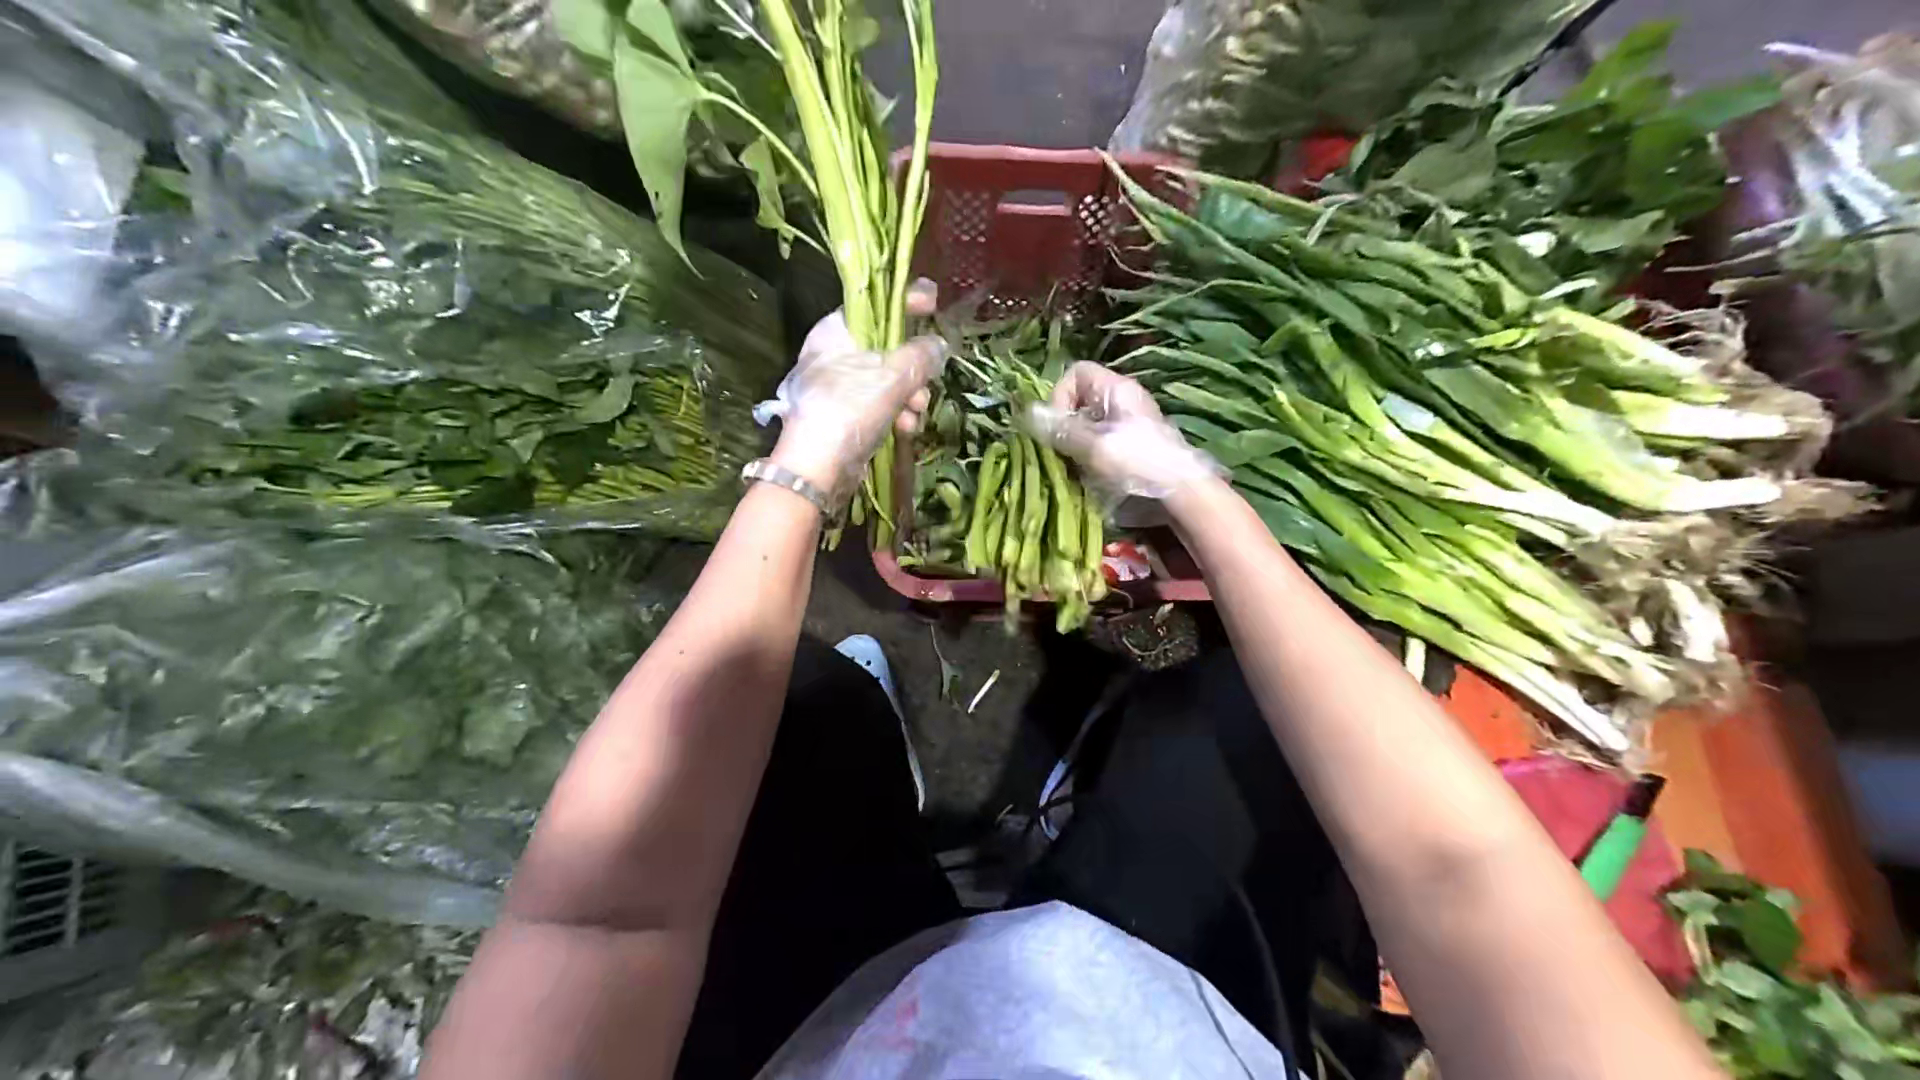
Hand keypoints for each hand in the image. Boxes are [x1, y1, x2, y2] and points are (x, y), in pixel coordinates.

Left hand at [761, 282, 945, 495]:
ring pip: (889, 381)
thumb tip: (939, 346)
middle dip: (915, 368)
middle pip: (888, 347)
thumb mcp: (893, 375)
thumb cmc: (850, 409)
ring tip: (915, 413)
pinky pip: (881, 406)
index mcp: (836, 331)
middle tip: (926, 382)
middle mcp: (835, 355)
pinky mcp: (847, 417)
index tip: (933, 302)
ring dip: (910, 397)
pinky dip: (896, 415)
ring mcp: (840, 388)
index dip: (906, 301)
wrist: (817, 468)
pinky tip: (905, 429)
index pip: (875, 304)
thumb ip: (921, 355)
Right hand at [1026, 362, 1219, 499]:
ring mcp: (1130, 422)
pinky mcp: (1133, 444)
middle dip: (1065, 424)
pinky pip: (1100, 441)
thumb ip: (1060, 429)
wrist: (1181, 492)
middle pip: (1080, 399)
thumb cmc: (1138, 462)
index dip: (1060, 395)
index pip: (1076, 373)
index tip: (1058, 425)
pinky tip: (1091, 473)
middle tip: (1063, 450)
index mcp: (1116, 389)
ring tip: (1076, 466)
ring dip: (1075, 444)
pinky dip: (1089, 455)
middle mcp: (1123, 400)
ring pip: (1088, 423)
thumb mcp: (1094, 445)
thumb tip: (1027, 414)